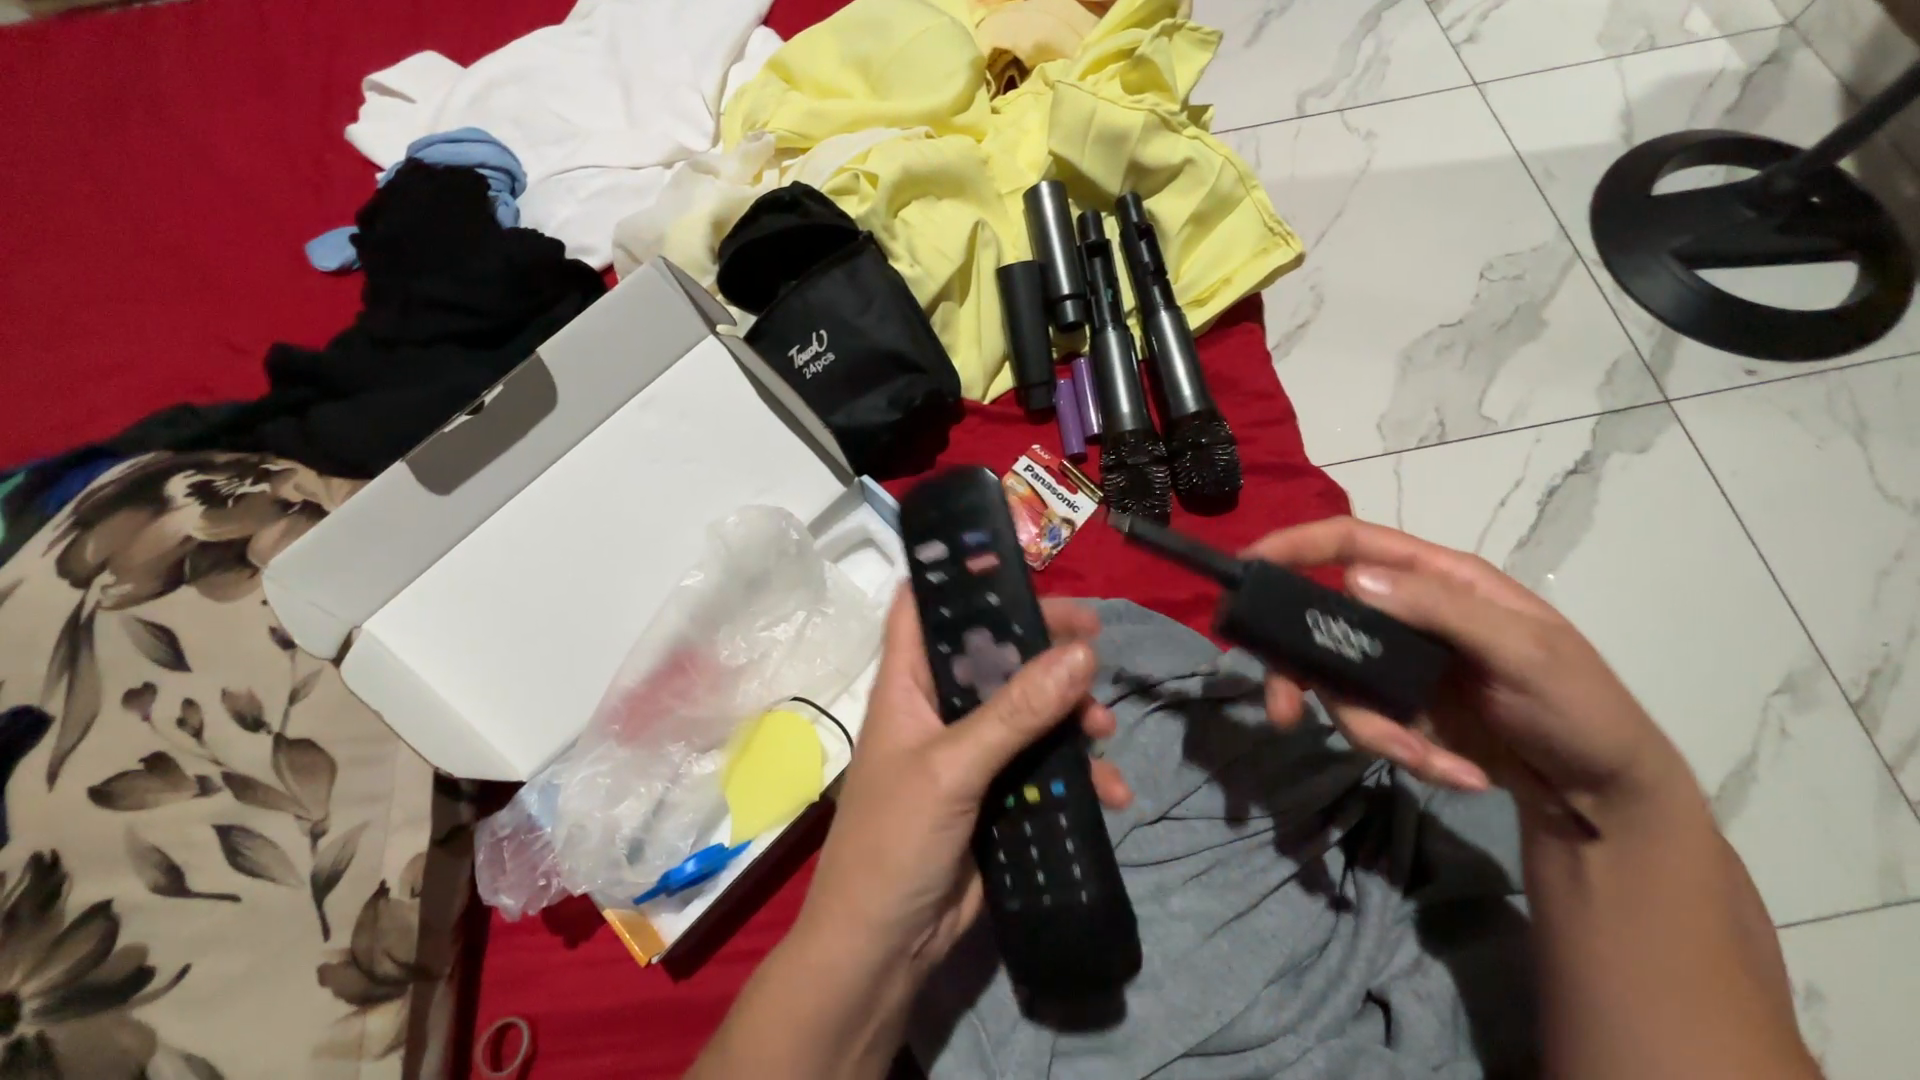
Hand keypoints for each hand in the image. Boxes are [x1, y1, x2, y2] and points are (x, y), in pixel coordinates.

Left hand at [796, 589, 1131, 981]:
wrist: (884, 949)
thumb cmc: (894, 844)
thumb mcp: (952, 770)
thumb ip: (1015, 713)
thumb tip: (1083, 654)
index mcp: (908, 685)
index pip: (924, 607)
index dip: (962, 579)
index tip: (1021, 568)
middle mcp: (940, 708)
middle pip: (996, 653)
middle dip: (1046, 647)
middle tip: (1095, 642)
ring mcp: (972, 752)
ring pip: (1031, 709)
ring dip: (1073, 715)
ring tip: (1105, 734)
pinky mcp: (999, 794)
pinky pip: (1048, 766)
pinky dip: (1080, 774)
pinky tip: (1112, 793)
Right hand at [1248, 517, 1686, 826]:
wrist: (1603, 792)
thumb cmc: (1580, 705)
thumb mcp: (1524, 651)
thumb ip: (1441, 610)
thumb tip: (1352, 580)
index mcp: (1438, 580)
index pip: (1351, 543)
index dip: (1295, 545)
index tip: (1246, 567)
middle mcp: (1407, 616)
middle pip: (1321, 622)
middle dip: (1298, 670)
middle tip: (1283, 712)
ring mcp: (1399, 666)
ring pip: (1338, 684)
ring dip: (1371, 731)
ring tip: (1425, 762)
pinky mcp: (1401, 712)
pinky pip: (1370, 726)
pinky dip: (1404, 755)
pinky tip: (1459, 775)